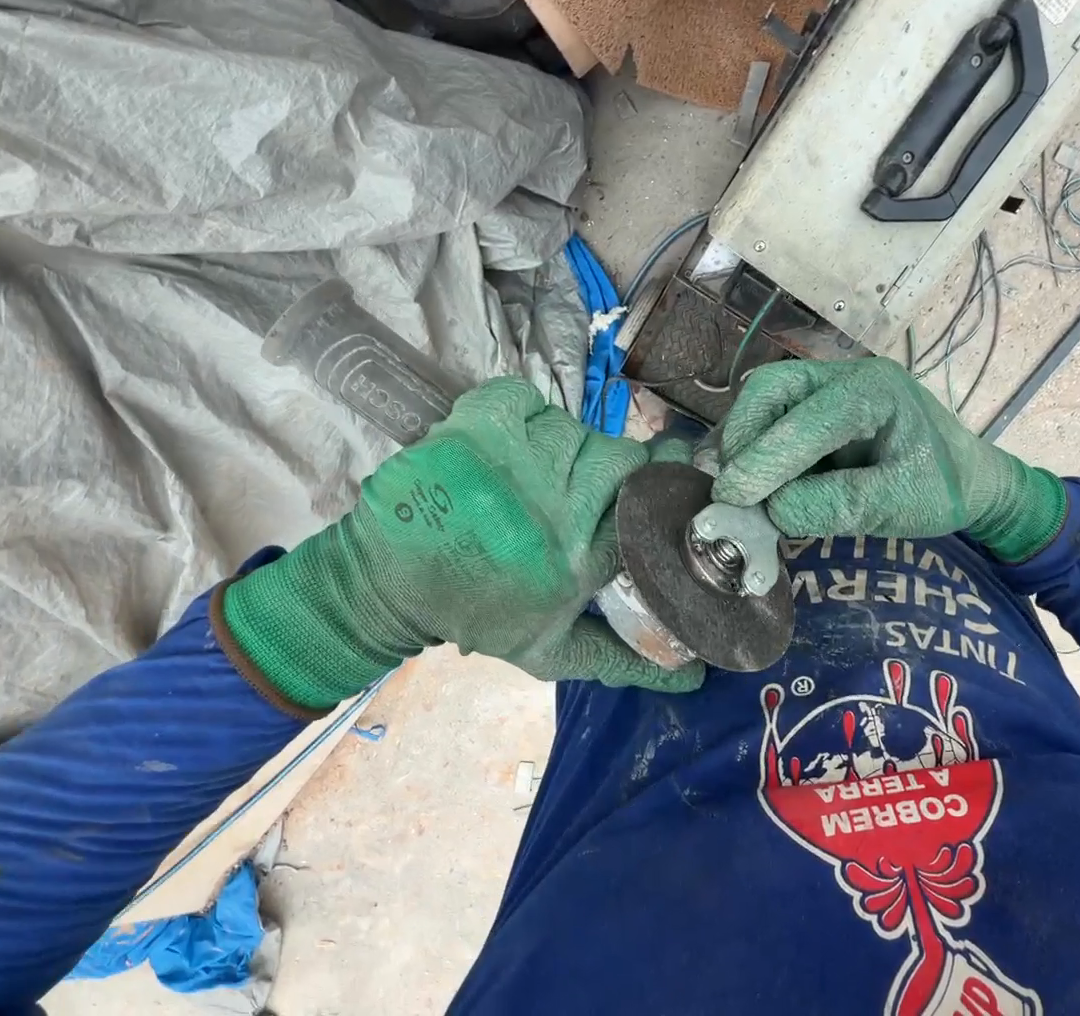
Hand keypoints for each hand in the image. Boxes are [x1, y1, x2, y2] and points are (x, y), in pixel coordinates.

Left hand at [221, 378, 702, 711]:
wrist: (383, 590)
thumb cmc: (476, 616)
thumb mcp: (553, 651)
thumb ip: (625, 659)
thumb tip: (696, 681)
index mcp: (578, 562)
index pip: (648, 505)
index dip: (661, 490)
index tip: (656, 487)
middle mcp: (555, 509)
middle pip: (620, 459)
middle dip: (613, 470)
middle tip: (590, 487)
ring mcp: (512, 464)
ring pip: (575, 429)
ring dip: (567, 446)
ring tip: (545, 471)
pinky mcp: (470, 431)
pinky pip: (523, 398)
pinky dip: (525, 412)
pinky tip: (515, 442)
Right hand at [712, 359, 1065, 561]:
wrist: (967, 478)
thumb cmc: (942, 490)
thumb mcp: (902, 505)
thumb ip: (841, 505)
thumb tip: (774, 512)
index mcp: (876, 392)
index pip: (812, 417)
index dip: (768, 456)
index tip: (733, 495)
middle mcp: (844, 379)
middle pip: (773, 388)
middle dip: (743, 436)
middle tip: (725, 488)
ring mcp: (824, 390)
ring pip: (763, 399)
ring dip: (737, 441)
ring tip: (724, 486)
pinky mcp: (811, 411)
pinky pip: (767, 420)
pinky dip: (746, 448)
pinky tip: (737, 479)